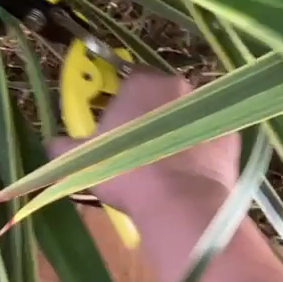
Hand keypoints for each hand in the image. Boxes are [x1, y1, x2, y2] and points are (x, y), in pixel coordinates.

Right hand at [49, 71, 238, 216]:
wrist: (179, 203)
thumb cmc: (126, 171)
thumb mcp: (83, 159)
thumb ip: (62, 147)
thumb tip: (51, 145)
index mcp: (142, 81)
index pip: (128, 78)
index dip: (118, 100)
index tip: (112, 124)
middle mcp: (179, 86)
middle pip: (159, 95)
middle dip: (148, 114)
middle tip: (133, 145)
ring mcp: (209, 110)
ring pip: (186, 115)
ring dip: (174, 130)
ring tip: (161, 163)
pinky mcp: (232, 137)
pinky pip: (209, 138)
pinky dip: (200, 150)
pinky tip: (186, 172)